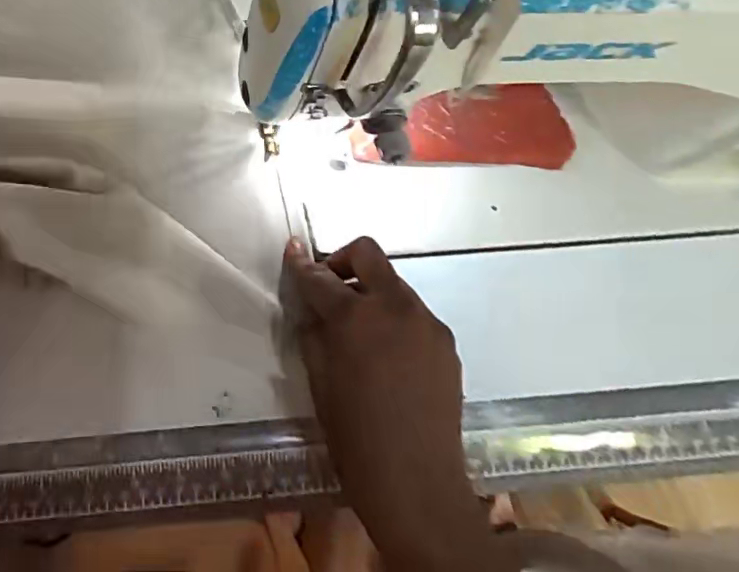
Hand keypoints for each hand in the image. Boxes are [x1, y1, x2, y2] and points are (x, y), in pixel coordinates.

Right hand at [285, 236, 510, 571]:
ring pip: (393, 284)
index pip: (321, 277)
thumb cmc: (356, 440)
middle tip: (330, 288)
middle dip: (343, 260)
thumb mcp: (320, 383)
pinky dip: (395, 320)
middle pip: (367, 254)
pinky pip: (414, 314)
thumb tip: (311, 307)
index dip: (301, 265)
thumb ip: (313, 333)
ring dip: (372, 294)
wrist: (418, 485)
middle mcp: (394, 306)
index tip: (292, 252)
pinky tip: (389, 358)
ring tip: (362, 334)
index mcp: (355, 317)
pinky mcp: (445, 340)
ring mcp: (426, 321)